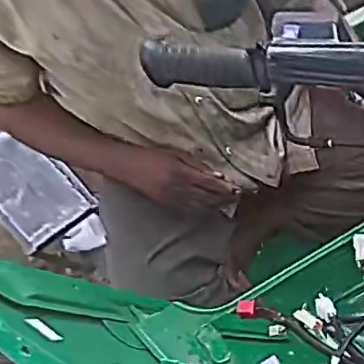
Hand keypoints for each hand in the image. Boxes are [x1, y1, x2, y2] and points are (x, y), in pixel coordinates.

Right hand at [113, 148, 238, 207]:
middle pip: (209, 197)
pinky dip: (205, 208)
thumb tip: (218, 174)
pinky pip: (192, 209)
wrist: (124, 165)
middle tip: (239, 195)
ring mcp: (174, 199)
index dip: (226, 188)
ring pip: (203, 205)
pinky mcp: (168, 205)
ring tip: (230, 201)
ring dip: (218, 204)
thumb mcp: (174, 154)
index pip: (210, 183)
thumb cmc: (149, 155)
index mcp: (181, 172)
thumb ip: (196, 164)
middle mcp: (179, 189)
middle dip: (226, 197)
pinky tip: (213, 206)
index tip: (239, 188)